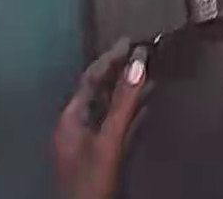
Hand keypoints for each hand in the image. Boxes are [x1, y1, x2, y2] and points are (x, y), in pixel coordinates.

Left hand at [54, 40, 148, 198]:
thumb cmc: (91, 181)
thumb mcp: (109, 139)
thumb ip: (124, 101)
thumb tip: (139, 60)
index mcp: (72, 118)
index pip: (91, 78)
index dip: (110, 58)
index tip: (130, 40)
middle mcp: (77, 126)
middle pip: (100, 90)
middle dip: (121, 71)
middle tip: (142, 52)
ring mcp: (88, 142)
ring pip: (110, 107)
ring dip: (129, 90)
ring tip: (151, 72)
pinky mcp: (100, 156)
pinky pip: (117, 124)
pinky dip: (131, 111)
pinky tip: (147, 104)